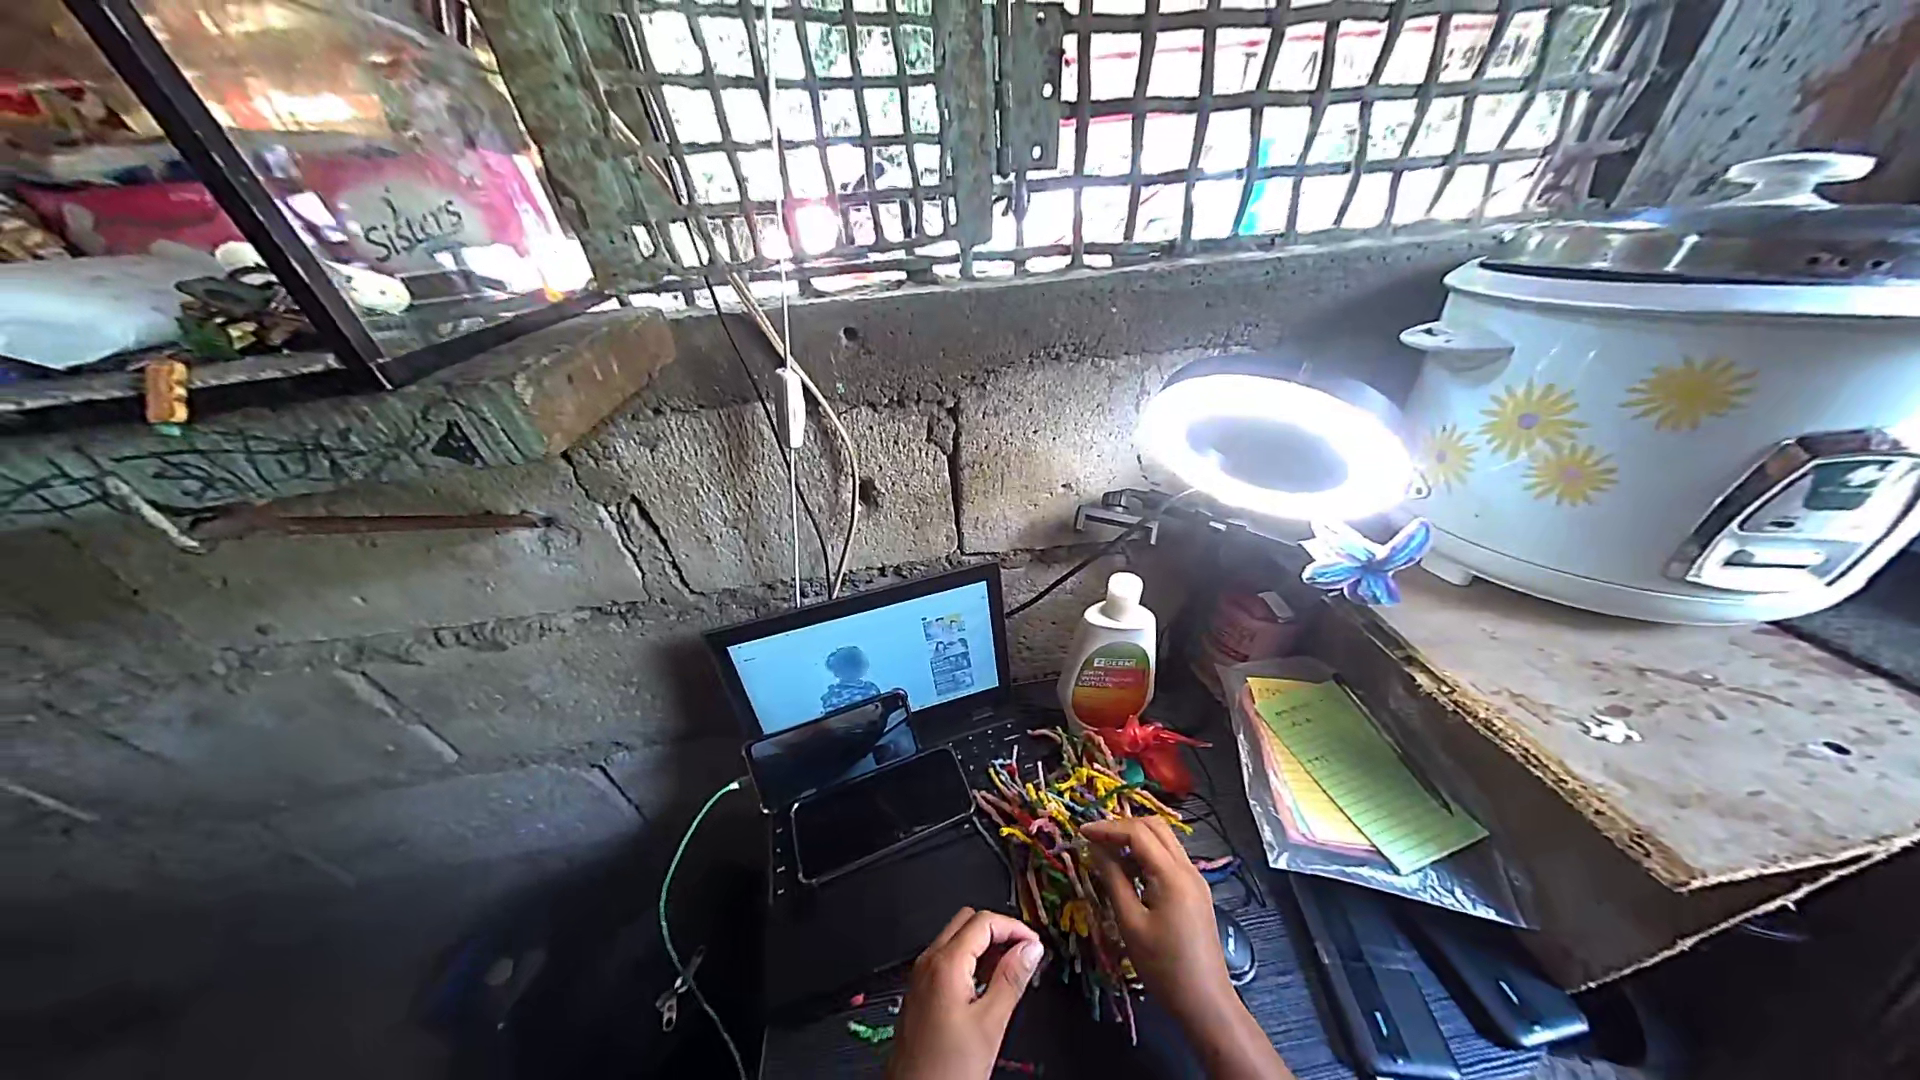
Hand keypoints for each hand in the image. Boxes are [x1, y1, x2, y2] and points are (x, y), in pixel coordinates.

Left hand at [886, 907, 1044, 1079]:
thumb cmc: (945, 1072)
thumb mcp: (990, 1024)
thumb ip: (1011, 980)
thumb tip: (1030, 949)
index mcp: (945, 964)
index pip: (984, 921)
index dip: (1014, 927)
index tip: (1033, 943)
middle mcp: (928, 963)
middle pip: (967, 920)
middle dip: (998, 930)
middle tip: (1023, 952)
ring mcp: (921, 976)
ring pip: (956, 937)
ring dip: (984, 944)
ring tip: (1010, 969)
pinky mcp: (920, 990)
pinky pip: (946, 958)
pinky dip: (969, 959)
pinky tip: (986, 985)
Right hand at [1083, 817, 1293, 1079]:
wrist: (1206, 1005)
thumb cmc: (1164, 968)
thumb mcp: (1130, 923)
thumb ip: (1112, 879)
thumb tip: (1095, 849)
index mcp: (1172, 875)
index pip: (1137, 832)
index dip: (1107, 828)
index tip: (1081, 833)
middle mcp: (1188, 869)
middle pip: (1154, 827)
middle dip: (1122, 826)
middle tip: (1094, 837)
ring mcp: (1195, 880)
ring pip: (1163, 840)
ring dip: (1134, 838)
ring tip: (1106, 850)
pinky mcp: (1195, 892)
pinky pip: (1168, 858)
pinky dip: (1146, 854)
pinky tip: (1127, 869)